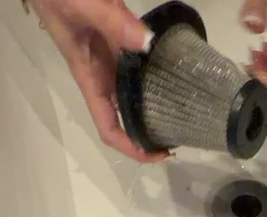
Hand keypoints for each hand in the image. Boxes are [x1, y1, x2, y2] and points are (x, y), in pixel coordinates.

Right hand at [31, 0, 168, 160]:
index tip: (160, 153)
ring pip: (138, 91)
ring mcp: (112, 57)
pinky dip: (159, 68)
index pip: (109, 128)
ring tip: (186, 108)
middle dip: (152, 131)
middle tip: (182, 133)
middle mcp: (103, 74)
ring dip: (159, 103)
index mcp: (89, 78)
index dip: (133, 148)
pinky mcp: (120, 39)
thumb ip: (110, 21)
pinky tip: (177, 69)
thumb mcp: (80, 4)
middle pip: (128, 117)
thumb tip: (147, 43)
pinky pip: (142, 61)